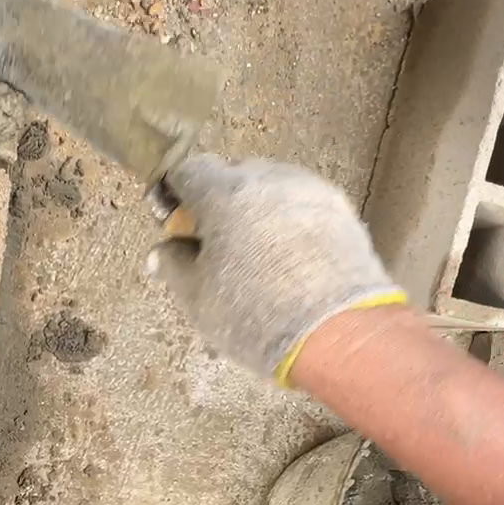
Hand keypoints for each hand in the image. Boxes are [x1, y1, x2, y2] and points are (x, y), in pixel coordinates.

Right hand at [147, 155, 406, 383]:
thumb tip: (162, 252)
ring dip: (253, 216)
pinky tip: (285, 268)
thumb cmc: (252, 314)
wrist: (336, 333)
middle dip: (217, 206)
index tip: (174, 226)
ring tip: (252, 262)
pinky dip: (285, 230)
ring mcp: (311, 192)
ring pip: (270, 193)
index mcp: (225, 193)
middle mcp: (270, 179)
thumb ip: (173, 265)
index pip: (189, 171)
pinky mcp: (342, 213)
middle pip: (233, 177)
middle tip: (212, 248)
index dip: (175, 196)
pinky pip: (300, 211)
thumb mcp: (196, 297)